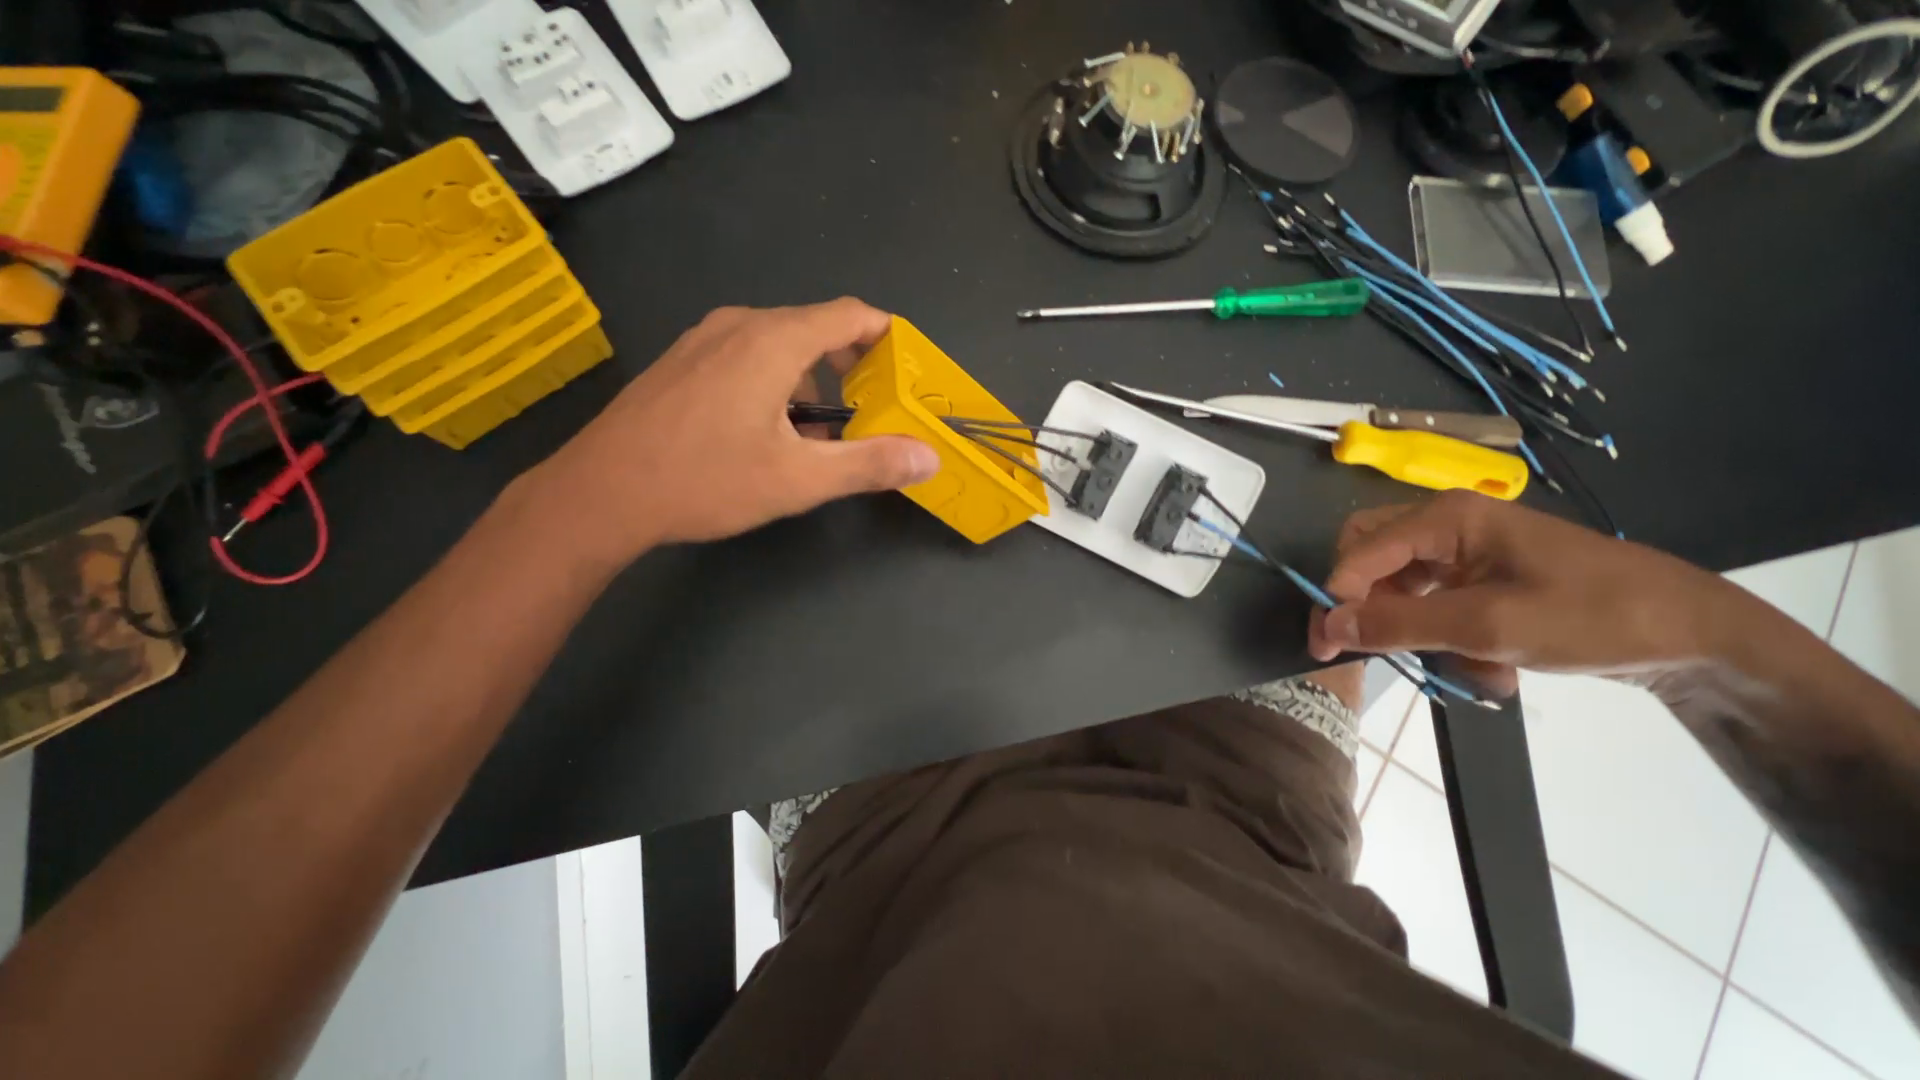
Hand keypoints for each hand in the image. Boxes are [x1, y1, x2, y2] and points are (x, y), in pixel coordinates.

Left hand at [528, 298, 939, 562]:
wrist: (600, 492)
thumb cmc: (704, 480)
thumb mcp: (797, 480)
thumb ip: (868, 465)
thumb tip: (928, 458)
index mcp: (774, 341)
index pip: (850, 315)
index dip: (887, 337)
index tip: (908, 370)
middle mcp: (739, 325)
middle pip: (815, 326)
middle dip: (851, 364)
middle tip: (873, 408)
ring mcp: (703, 339)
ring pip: (778, 341)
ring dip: (810, 376)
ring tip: (816, 431)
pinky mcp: (681, 360)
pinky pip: (745, 353)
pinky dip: (773, 377)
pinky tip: (763, 429)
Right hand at [1306, 492, 1739, 696]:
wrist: (1693, 634)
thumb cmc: (1592, 616)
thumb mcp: (1487, 625)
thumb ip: (1399, 623)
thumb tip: (1327, 626)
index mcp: (1449, 518)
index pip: (1361, 548)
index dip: (1335, 594)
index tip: (1325, 646)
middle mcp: (1452, 526)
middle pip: (1374, 559)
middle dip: (1369, 608)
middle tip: (1363, 652)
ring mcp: (1472, 553)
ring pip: (1405, 588)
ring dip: (1419, 632)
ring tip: (1462, 670)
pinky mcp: (1489, 579)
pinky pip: (1441, 606)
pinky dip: (1453, 640)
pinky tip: (1492, 670)